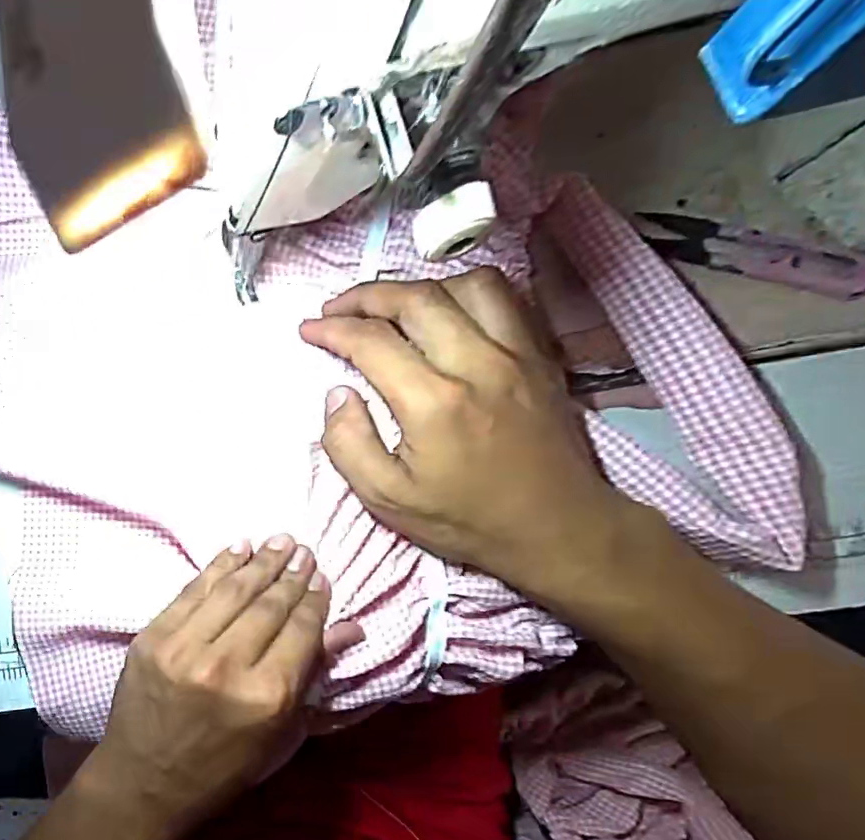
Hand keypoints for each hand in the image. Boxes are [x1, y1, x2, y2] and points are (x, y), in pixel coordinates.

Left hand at [74, 537, 362, 839]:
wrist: (146, 782)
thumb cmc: (226, 769)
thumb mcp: (282, 734)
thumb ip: (314, 675)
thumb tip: (351, 627)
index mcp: (268, 696)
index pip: (301, 630)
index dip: (314, 598)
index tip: (321, 576)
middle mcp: (227, 666)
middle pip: (269, 605)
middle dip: (290, 573)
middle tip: (303, 549)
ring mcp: (184, 648)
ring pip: (232, 590)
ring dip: (259, 561)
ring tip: (279, 540)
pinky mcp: (152, 638)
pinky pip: (192, 591)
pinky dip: (218, 566)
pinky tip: (238, 548)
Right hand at [299, 269, 663, 606]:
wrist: (554, 529)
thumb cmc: (466, 520)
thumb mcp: (388, 501)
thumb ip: (349, 445)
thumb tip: (338, 395)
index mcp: (433, 403)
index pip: (372, 341)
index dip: (332, 330)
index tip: (310, 330)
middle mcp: (477, 364)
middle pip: (415, 299)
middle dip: (366, 296)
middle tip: (338, 308)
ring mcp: (516, 354)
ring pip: (465, 286)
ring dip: (420, 288)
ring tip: (394, 308)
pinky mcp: (541, 357)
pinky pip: (506, 299)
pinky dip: (468, 293)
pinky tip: (451, 311)